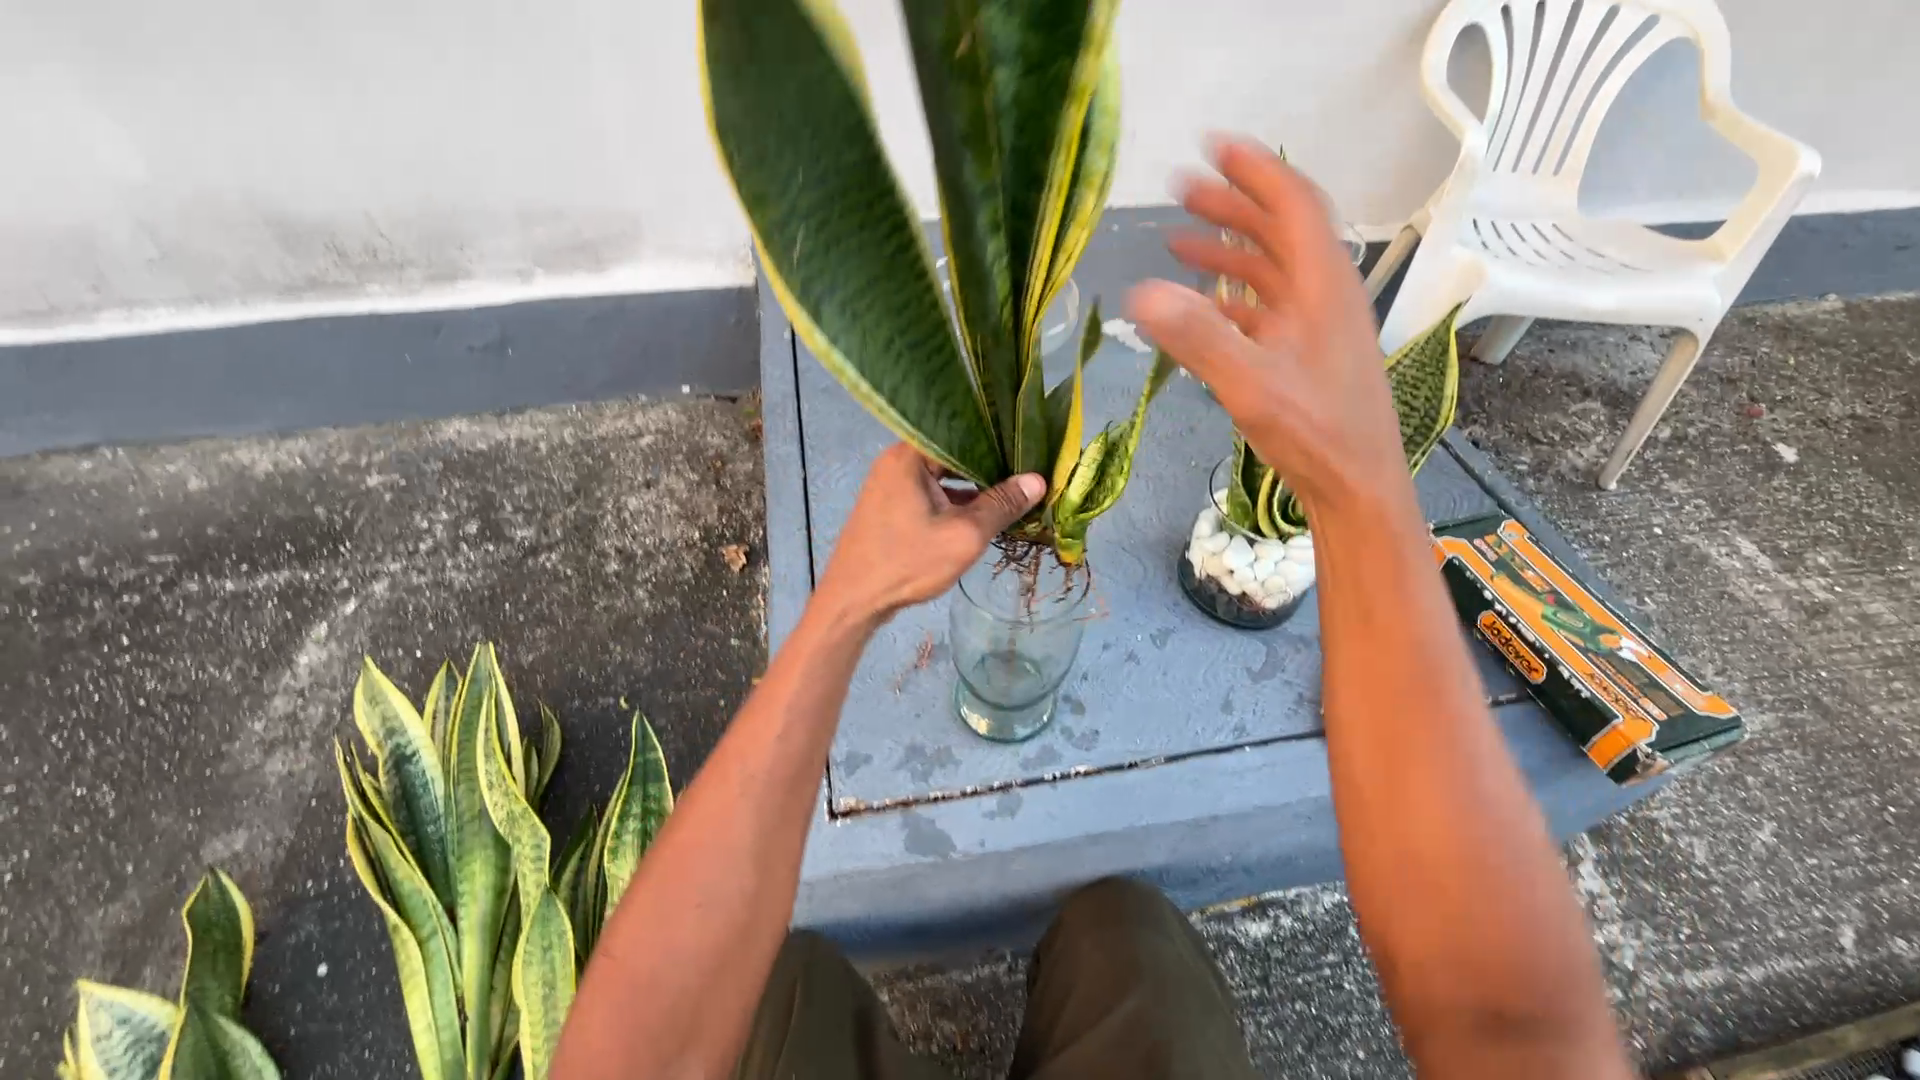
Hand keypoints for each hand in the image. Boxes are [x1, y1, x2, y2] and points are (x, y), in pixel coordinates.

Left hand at [814, 444, 1045, 626]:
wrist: (853, 601)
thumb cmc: (907, 562)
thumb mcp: (964, 535)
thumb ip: (1001, 504)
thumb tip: (1037, 479)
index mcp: (910, 455)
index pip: (963, 432)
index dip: (998, 441)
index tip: (1029, 451)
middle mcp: (897, 460)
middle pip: (952, 452)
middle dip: (989, 465)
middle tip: (1027, 472)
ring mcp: (890, 483)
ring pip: (942, 474)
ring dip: (972, 486)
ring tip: (1012, 493)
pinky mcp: (889, 504)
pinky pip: (929, 491)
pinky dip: (953, 500)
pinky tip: (981, 513)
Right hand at [1126, 136, 1409, 510]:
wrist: (1358, 484)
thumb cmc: (1314, 432)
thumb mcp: (1250, 384)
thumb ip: (1197, 337)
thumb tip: (1139, 294)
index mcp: (1321, 284)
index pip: (1293, 205)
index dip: (1256, 170)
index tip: (1215, 148)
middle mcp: (1323, 293)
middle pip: (1280, 230)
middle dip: (1233, 205)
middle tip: (1184, 191)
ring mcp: (1317, 325)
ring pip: (1273, 268)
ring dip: (1230, 249)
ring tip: (1180, 239)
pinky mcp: (1308, 352)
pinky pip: (1268, 307)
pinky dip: (1233, 295)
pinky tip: (1203, 304)